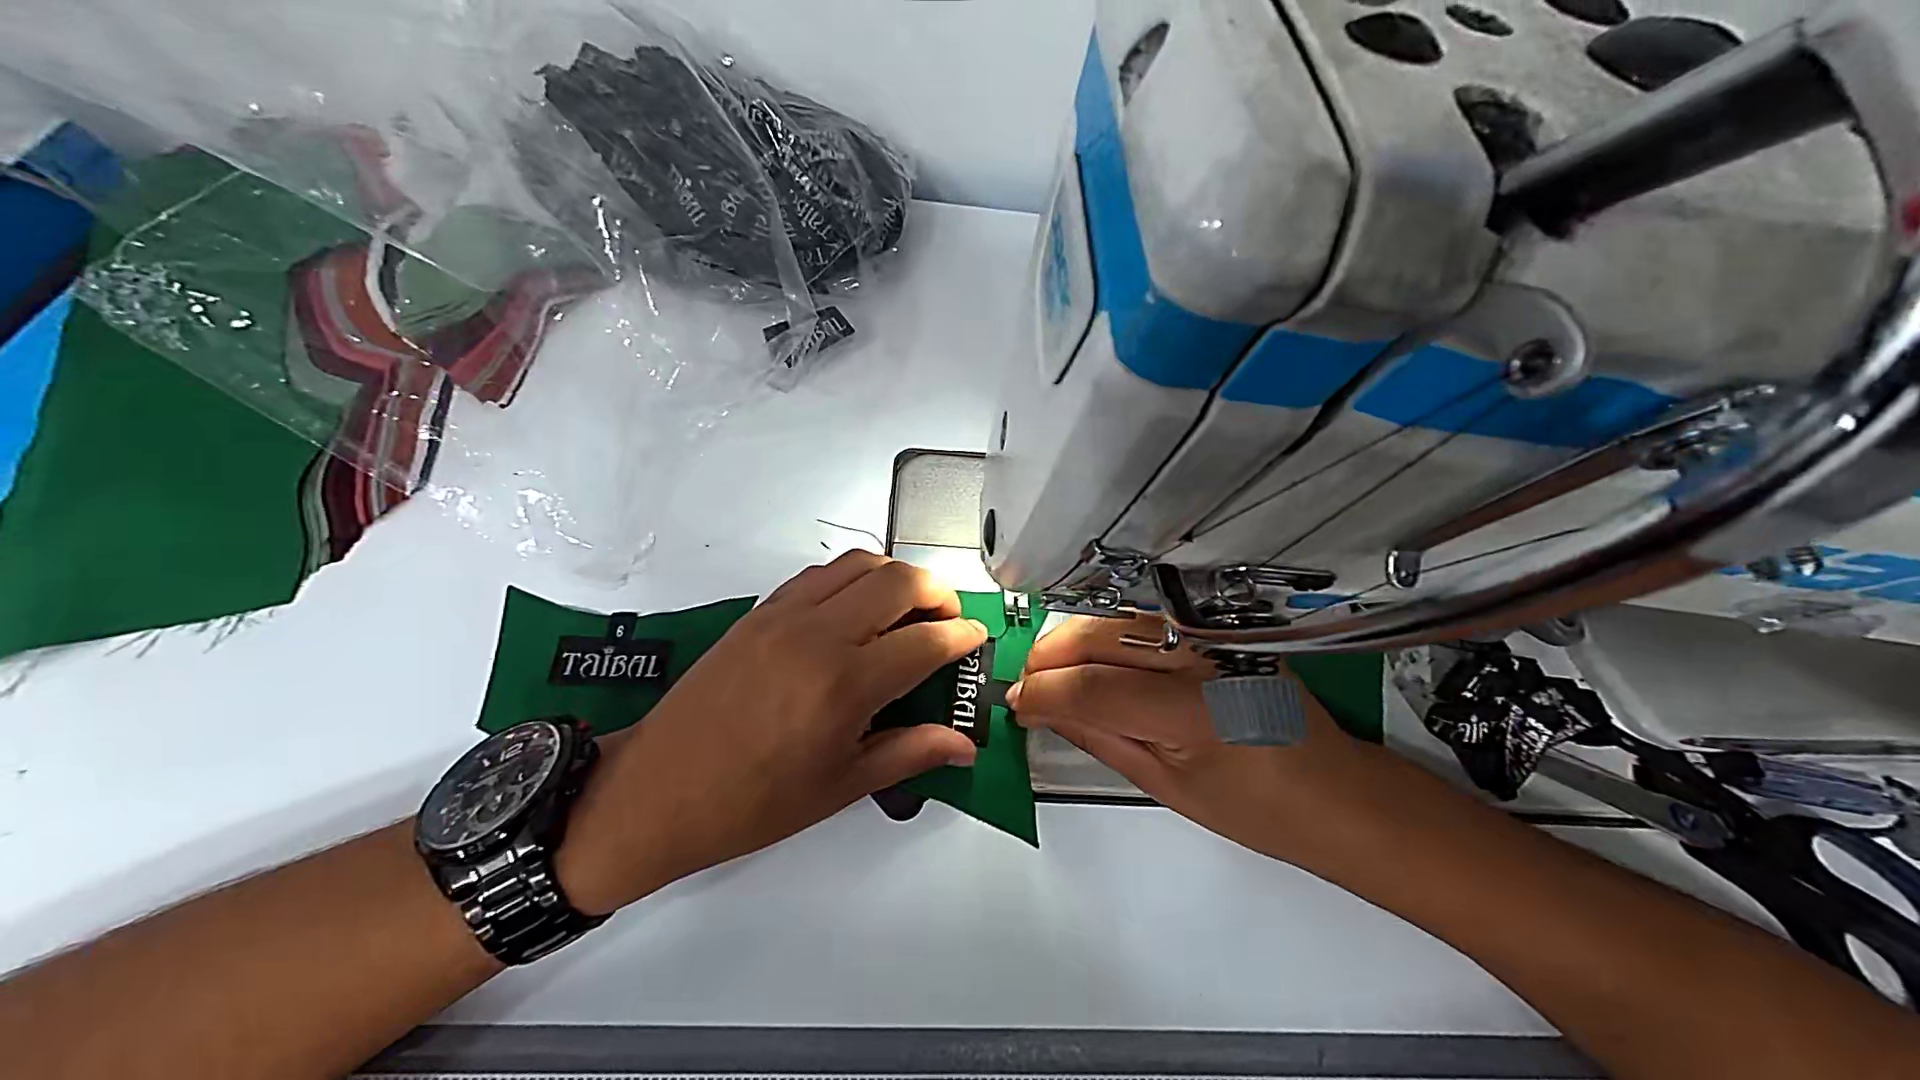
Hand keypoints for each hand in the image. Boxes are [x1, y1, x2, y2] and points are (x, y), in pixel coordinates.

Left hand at [555, 552, 986, 914]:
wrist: (656, 790)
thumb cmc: (748, 801)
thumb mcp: (840, 785)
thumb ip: (909, 753)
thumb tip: (961, 745)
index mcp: (844, 684)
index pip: (926, 640)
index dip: (962, 636)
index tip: (975, 639)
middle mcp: (817, 636)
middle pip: (900, 580)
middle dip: (939, 592)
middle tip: (949, 618)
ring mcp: (784, 616)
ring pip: (859, 563)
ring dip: (896, 575)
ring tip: (909, 606)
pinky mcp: (758, 612)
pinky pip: (818, 574)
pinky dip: (852, 577)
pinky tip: (856, 607)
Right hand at [1009, 614, 1381, 868]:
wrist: (1333, 789)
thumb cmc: (1261, 806)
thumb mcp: (1166, 785)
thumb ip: (1098, 738)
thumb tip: (1046, 713)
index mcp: (1193, 709)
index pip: (1090, 686)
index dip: (1042, 693)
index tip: (1017, 705)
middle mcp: (1202, 658)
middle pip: (1095, 638)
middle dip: (1046, 660)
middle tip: (1026, 688)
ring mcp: (1212, 636)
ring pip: (1113, 618)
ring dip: (1070, 642)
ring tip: (1051, 675)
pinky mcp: (1215, 629)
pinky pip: (1141, 619)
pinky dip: (1104, 634)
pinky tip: (1090, 658)